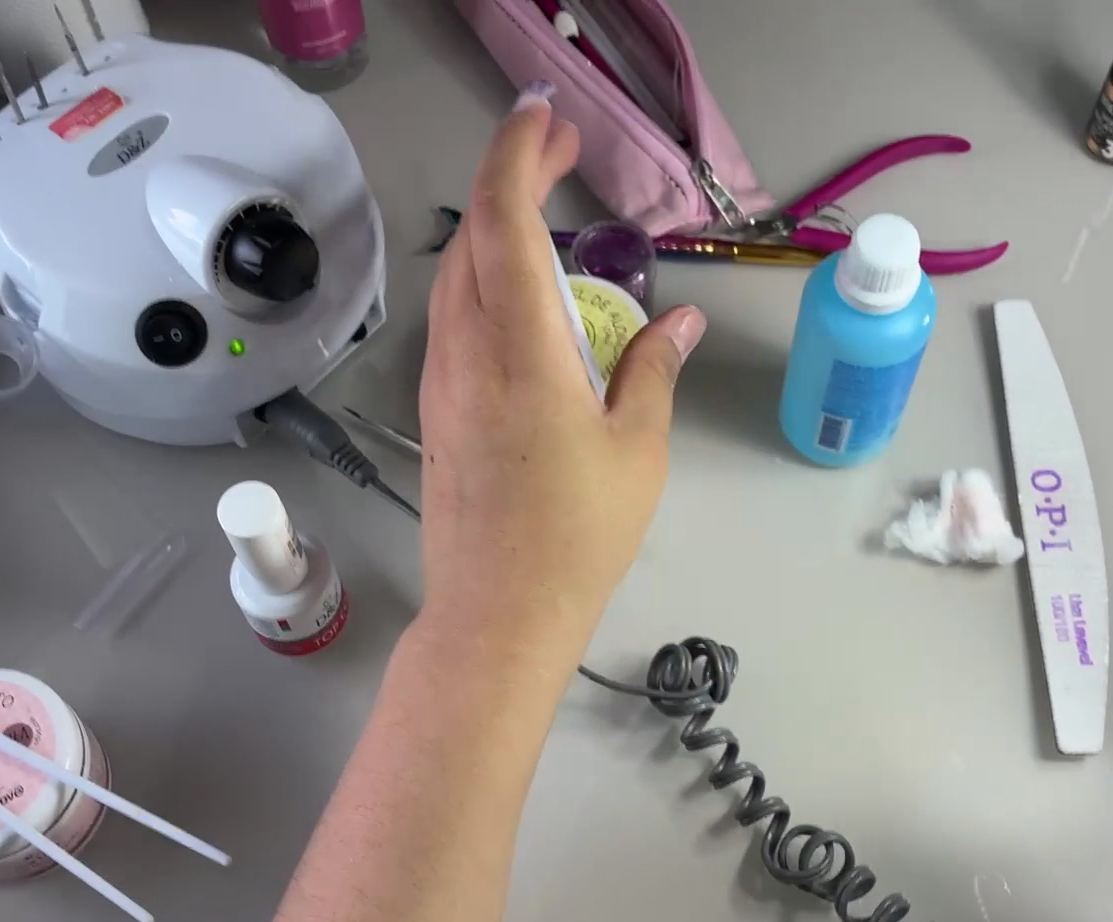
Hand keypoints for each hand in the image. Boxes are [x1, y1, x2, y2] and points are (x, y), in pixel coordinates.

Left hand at [418, 84, 706, 667]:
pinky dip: (482, 286)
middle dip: (511, 182)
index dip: (519, 154)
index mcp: (523, 353)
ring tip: (543, 225)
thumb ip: (653, 369)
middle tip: (559, 162)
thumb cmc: (577, 536)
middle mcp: (468, 354)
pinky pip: (452, 324)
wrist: (499, 610)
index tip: (546, 119)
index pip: (504, 221)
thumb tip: (677, 319)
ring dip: (494, 236)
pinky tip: (519, 304)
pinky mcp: (436, 412)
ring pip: (456, 280)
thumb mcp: (637, 451)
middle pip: (473, 239)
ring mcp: (442, 384)